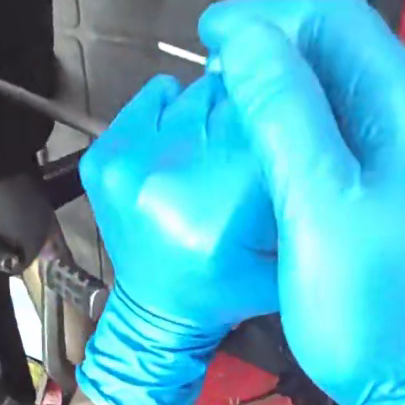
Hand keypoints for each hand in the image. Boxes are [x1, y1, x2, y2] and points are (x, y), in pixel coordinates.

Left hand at [76, 73, 277, 404]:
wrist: (159, 310)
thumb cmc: (222, 288)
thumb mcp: (280, 259)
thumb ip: (294, 196)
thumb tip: (299, 123)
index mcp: (219, 211)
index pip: (264, 123)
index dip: (278, 122)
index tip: (281, 135)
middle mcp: (168, 180)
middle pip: (227, 101)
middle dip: (243, 121)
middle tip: (242, 155)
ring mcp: (129, 164)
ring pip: (192, 94)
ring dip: (207, 118)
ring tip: (209, 157)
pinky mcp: (106, 157)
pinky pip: (151, 99)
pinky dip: (168, 114)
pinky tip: (176, 149)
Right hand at [198, 0, 404, 404]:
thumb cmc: (364, 306)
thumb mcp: (317, 206)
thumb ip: (284, 113)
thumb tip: (248, 39)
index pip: (337, 21)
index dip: (267, 18)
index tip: (208, 40)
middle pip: (344, 50)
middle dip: (275, 51)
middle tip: (216, 77)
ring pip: (344, 91)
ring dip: (286, 89)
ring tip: (232, 107)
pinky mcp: (404, 188)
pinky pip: (350, 134)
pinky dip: (305, 128)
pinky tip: (270, 149)